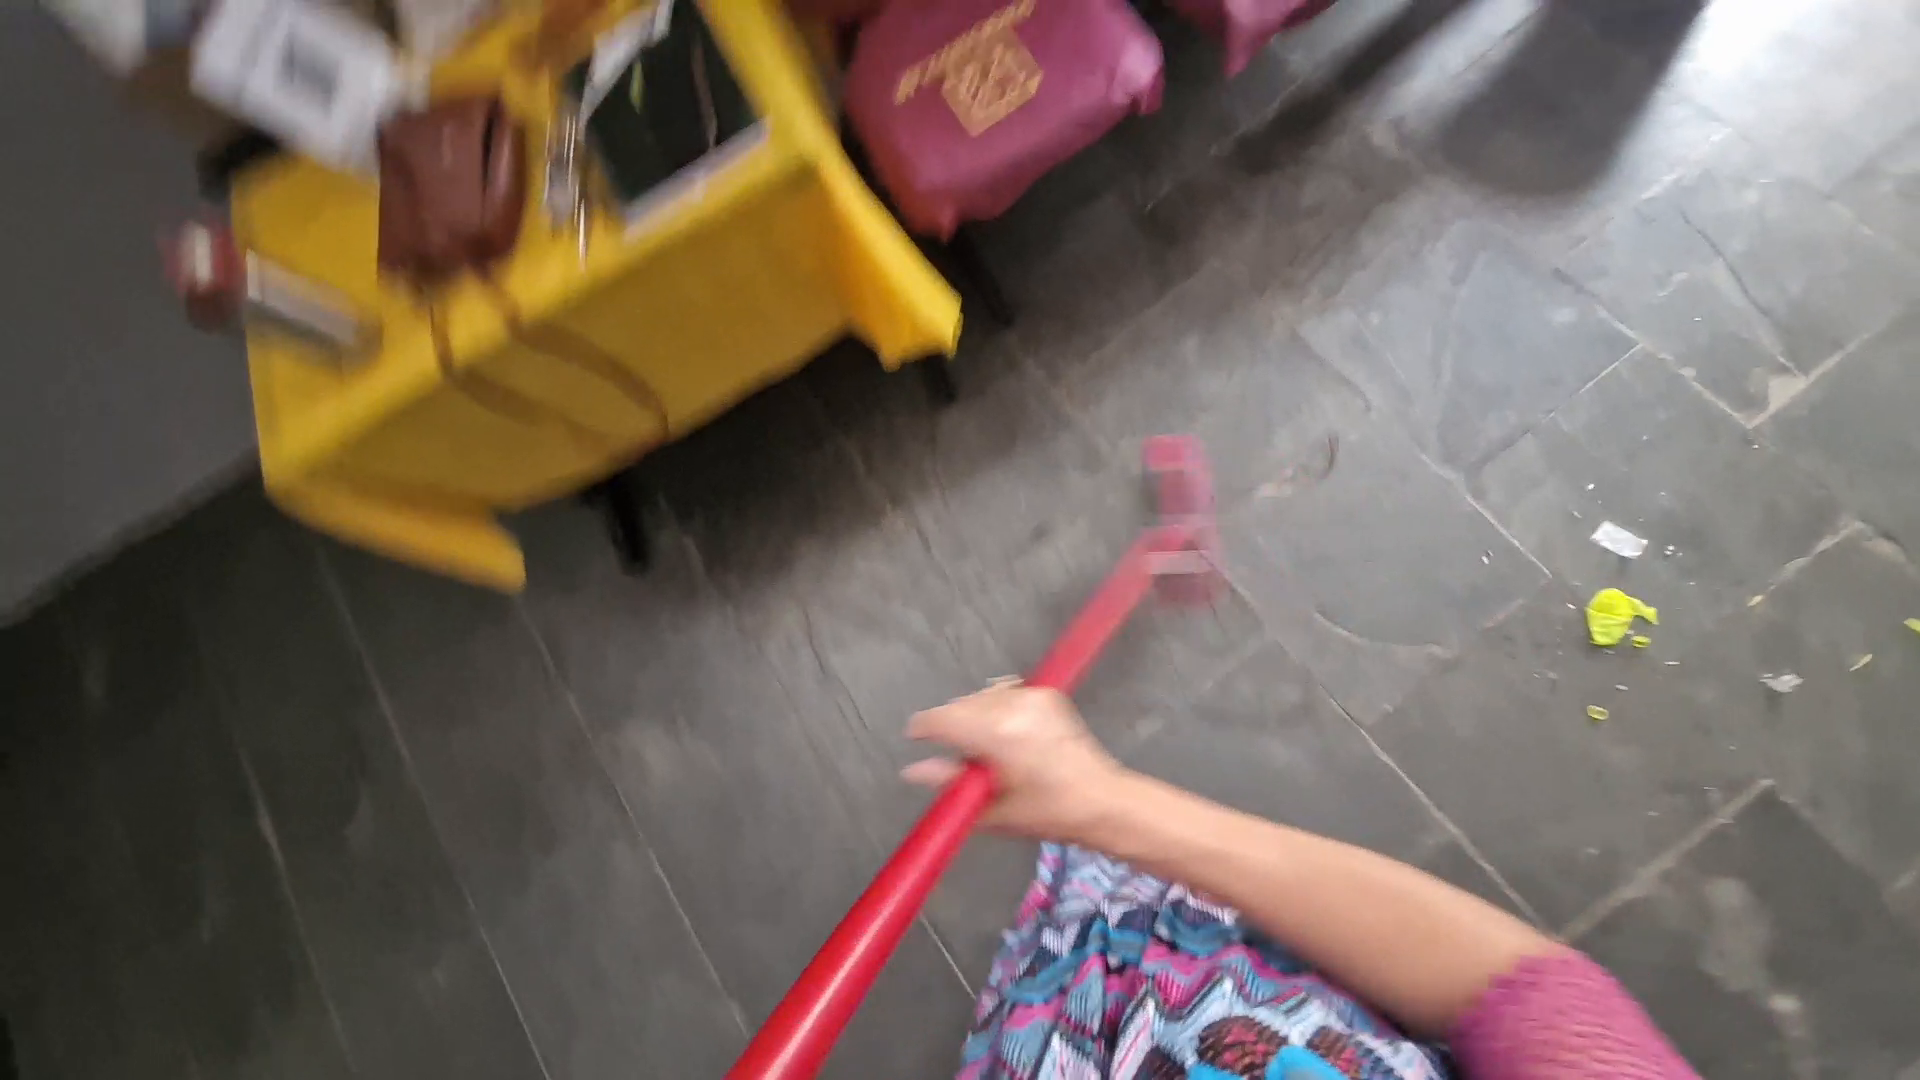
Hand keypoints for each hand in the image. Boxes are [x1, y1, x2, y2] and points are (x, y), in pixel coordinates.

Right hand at [903, 682, 1129, 842]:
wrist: (1100, 800)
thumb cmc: (1046, 812)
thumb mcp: (991, 808)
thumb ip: (948, 783)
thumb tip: (911, 771)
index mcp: (998, 735)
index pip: (944, 718)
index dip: (924, 727)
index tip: (915, 737)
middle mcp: (1013, 707)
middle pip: (961, 705)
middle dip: (951, 725)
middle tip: (960, 757)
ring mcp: (1032, 697)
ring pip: (981, 697)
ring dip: (973, 715)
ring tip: (983, 747)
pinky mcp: (1046, 695)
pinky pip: (1004, 693)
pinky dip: (995, 708)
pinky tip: (1002, 731)